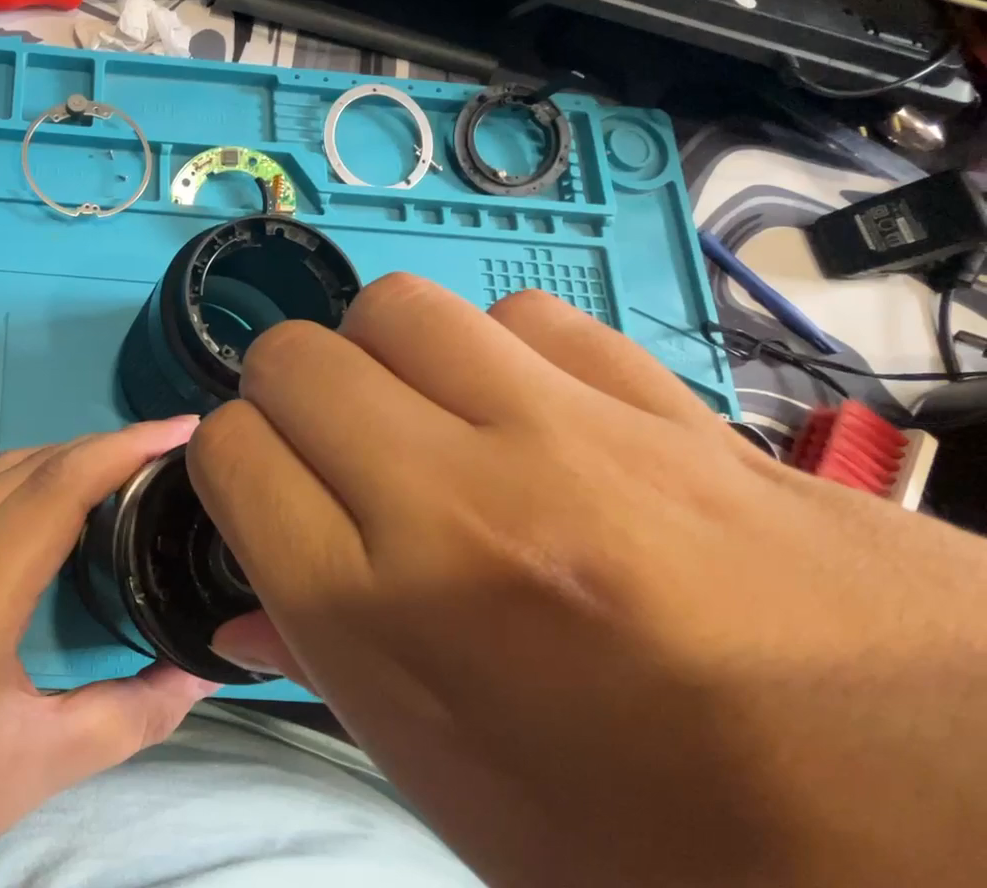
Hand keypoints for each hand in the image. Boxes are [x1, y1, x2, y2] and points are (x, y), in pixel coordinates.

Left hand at [0, 418, 217, 887]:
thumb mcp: (42, 764)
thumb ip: (133, 714)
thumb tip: (200, 673)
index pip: (56, 489)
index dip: (123, 449)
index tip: (182, 430)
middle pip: (28, 468)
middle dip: (102, 447)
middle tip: (167, 457)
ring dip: (61, 460)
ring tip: (125, 474)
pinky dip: (26, 483)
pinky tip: (59, 509)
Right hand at [189, 274, 986, 887]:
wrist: (930, 836)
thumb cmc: (634, 837)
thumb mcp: (441, 779)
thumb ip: (319, 668)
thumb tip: (237, 615)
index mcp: (376, 615)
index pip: (228, 450)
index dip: (228, 464)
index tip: (260, 491)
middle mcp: (454, 507)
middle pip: (293, 360)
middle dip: (283, 397)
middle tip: (323, 448)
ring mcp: (573, 442)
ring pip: (399, 309)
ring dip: (381, 357)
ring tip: (415, 415)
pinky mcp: (676, 409)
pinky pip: (532, 319)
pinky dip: (499, 353)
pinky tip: (526, 410)